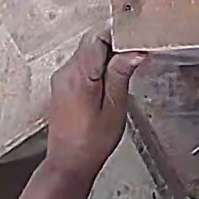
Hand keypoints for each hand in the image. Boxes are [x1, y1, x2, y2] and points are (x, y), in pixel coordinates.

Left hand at [43, 28, 146, 184]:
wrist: (68, 163)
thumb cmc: (92, 142)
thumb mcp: (114, 108)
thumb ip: (120, 75)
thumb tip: (133, 51)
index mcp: (79, 76)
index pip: (97, 38)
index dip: (118, 35)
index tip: (137, 41)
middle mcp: (65, 72)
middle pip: (91, 42)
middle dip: (115, 44)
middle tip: (136, 54)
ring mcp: (61, 78)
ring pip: (86, 52)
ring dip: (106, 56)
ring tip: (126, 70)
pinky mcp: (62, 84)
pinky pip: (81, 64)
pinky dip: (97, 66)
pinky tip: (110, 80)